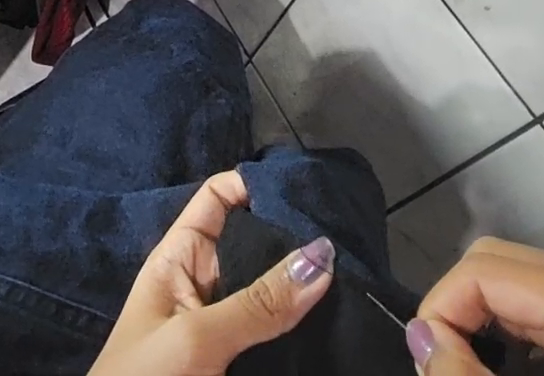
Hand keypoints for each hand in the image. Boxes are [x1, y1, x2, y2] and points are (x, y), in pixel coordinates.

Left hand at [88, 171, 334, 375]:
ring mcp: (228, 326)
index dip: (256, 184)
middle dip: (297, 239)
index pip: (219, 199)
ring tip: (363, 271)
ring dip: (310, 287)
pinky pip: (283, 335)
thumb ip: (258, 301)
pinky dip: (310, 326)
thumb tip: (322, 253)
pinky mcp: (247, 363)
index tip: (309, 186)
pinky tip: (349, 318)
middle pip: (257, 245)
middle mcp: (208, 283)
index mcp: (180, 257)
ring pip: (277, 293)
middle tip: (354, 234)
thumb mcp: (196, 337)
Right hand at [407, 238, 543, 375]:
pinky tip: (517, 368)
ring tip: (474, 368)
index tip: (432, 367)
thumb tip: (421, 338)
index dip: (442, 310)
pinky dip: (520, 324)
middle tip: (447, 367)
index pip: (485, 271)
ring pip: (524, 276)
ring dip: (486, 316)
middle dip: (459, 308)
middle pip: (499, 261)